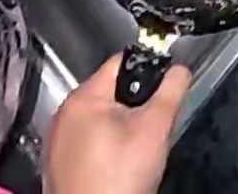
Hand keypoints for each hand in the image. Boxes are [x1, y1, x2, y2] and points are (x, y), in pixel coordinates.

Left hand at [45, 53, 190, 193]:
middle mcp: (63, 115)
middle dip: (136, 101)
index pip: (122, 62)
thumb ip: (172, 88)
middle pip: (112, 90)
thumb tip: (180, 68)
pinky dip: (106, 145)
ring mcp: (56, 144)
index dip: (148, 68)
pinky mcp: (57, 168)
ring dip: (122, 124)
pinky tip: (118, 166)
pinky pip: (88, 140)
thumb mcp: (157, 126)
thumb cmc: (122, 176)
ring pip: (101, 116)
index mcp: (82, 98)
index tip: (164, 89)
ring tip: (137, 146)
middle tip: (153, 123)